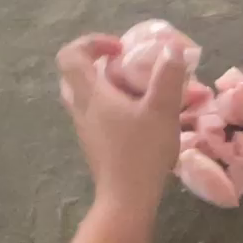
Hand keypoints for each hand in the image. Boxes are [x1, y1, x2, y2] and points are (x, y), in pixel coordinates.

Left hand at [57, 33, 188, 211]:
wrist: (127, 198)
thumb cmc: (142, 151)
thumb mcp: (162, 110)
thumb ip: (168, 76)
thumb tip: (172, 47)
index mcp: (92, 95)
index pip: (71, 55)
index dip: (92, 43)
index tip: (120, 49)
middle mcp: (81, 109)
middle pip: (74, 76)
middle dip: (97, 65)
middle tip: (125, 68)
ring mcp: (85, 130)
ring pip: (84, 97)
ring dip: (106, 88)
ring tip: (136, 94)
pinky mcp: (94, 146)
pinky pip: (95, 116)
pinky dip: (111, 108)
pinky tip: (139, 119)